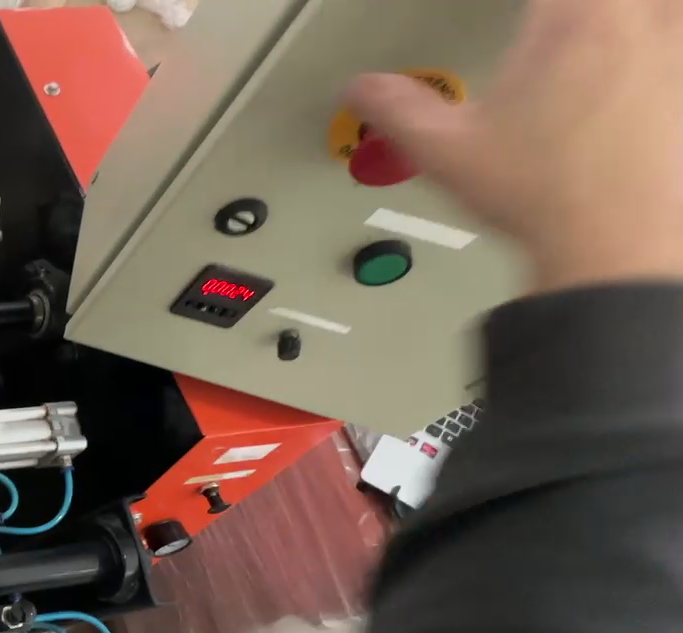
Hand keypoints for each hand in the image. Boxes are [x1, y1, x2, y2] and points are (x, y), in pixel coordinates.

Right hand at [345, 0, 682, 292]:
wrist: (610, 232)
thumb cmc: (534, 188)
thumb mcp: (441, 150)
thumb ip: (398, 109)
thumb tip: (358, 87)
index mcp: (571, 23)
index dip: (502, 6)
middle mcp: (634, 19)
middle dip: (555, 6)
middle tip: (533, 15)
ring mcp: (670, 43)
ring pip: (648, 7)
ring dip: (602, 14)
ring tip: (569, 20)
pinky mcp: (679, 74)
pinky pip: (667, 27)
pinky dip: (645, 27)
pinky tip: (630, 37)